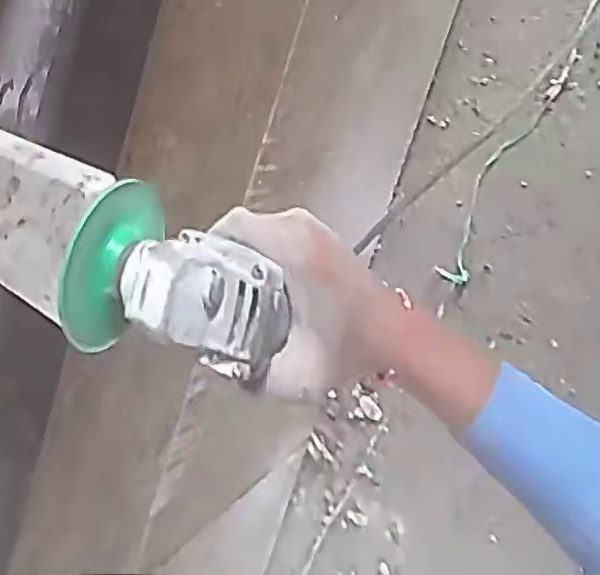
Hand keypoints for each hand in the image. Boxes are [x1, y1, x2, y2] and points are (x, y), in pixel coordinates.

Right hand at [208, 207, 408, 402]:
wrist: (398, 337)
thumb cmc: (349, 348)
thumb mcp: (298, 372)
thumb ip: (254, 373)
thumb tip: (219, 364)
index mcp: (291, 247)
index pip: (234, 225)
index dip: (211, 244)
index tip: (200, 268)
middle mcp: (300, 227)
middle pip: (244, 226)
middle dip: (225, 252)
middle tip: (213, 281)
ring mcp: (313, 226)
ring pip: (260, 227)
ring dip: (244, 250)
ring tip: (233, 282)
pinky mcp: (321, 233)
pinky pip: (277, 230)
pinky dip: (264, 248)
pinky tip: (262, 278)